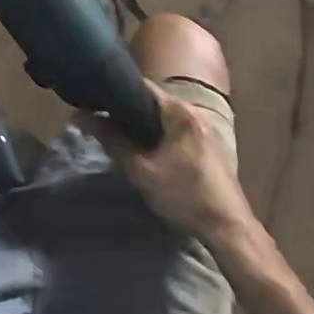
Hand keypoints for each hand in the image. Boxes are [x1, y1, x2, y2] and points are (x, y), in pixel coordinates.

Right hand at [97, 81, 254, 239]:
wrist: (228, 228)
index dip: (118, 90)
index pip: (143, 86)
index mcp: (179, 111)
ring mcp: (207, 127)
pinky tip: (153, 151)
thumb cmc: (184, 195)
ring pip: (168, 116)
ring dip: (148, 125)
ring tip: (127, 138)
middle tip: (109, 123)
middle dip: (131, 110)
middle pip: (156, 101)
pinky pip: (180, 128)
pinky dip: (163, 134)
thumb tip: (85, 117)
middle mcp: (195, 111)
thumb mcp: (142, 172)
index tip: (99, 100)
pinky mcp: (212, 144)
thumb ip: (114, 142)